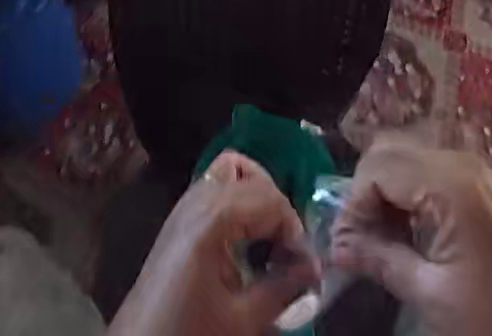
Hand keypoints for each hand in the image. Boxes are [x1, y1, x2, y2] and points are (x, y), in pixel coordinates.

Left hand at [109, 151, 318, 335]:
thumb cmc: (188, 334)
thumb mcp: (242, 321)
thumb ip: (282, 289)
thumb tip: (313, 270)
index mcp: (213, 217)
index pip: (269, 198)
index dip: (294, 229)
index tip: (305, 266)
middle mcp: (197, 198)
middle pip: (250, 175)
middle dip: (276, 207)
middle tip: (288, 249)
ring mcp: (184, 205)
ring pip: (230, 171)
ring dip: (256, 197)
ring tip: (269, 238)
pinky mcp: (178, 218)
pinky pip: (214, 188)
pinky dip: (237, 201)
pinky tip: (245, 240)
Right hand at [330, 136, 491, 335]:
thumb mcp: (432, 295)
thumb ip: (381, 259)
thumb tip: (337, 246)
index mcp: (448, 183)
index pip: (377, 167)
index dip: (353, 204)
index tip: (343, 248)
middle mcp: (459, 163)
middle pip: (390, 152)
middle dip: (366, 191)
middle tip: (356, 240)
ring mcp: (474, 173)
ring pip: (407, 160)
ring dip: (385, 193)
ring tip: (377, 242)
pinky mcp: (481, 189)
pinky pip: (429, 174)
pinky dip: (408, 195)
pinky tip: (406, 235)